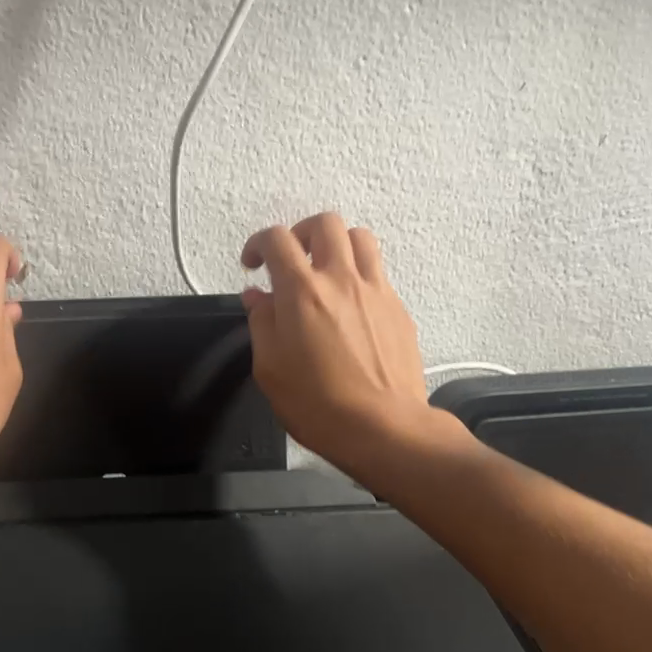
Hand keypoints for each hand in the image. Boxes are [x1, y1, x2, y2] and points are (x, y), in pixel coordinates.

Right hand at [240, 213, 452, 471]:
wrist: (382, 428)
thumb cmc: (318, 404)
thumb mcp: (269, 368)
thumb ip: (261, 323)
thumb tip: (258, 298)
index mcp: (302, 292)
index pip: (276, 239)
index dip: (258, 244)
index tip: (253, 265)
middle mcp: (341, 280)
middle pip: (324, 223)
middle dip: (300, 234)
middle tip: (289, 260)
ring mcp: (376, 291)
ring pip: (360, 238)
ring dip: (336, 245)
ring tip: (324, 271)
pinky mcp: (398, 309)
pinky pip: (378, 272)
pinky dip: (358, 274)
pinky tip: (348, 305)